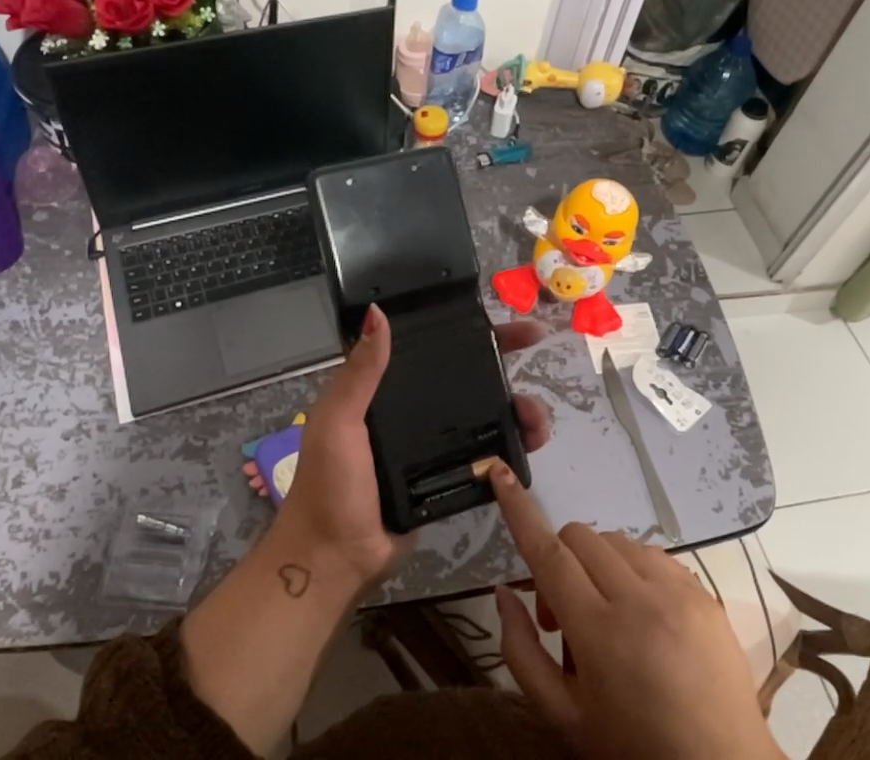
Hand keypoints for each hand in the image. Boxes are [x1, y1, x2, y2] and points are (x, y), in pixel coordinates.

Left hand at [274, 305, 554, 585]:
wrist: (337, 557)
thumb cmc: (331, 485)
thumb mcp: (338, 420)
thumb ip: (360, 371)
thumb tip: (378, 312)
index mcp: (382, 390)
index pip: (432, 350)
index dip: (471, 333)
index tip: (513, 327)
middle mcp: (410, 410)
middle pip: (468, 381)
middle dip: (507, 375)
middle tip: (534, 381)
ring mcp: (430, 445)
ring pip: (484, 416)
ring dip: (517, 412)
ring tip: (538, 424)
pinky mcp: (447, 477)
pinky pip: (485, 454)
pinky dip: (511, 446)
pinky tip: (530, 446)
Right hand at [488, 462, 783, 759]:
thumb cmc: (632, 748)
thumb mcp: (562, 716)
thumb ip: (521, 651)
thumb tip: (504, 593)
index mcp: (599, 631)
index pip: (548, 552)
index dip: (519, 509)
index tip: (500, 474)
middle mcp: (640, 599)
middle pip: (580, 538)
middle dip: (559, 561)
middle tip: (562, 619)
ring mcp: (679, 592)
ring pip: (617, 540)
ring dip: (596, 565)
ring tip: (606, 618)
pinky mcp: (704, 595)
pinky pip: (654, 555)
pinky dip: (632, 569)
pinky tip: (639, 614)